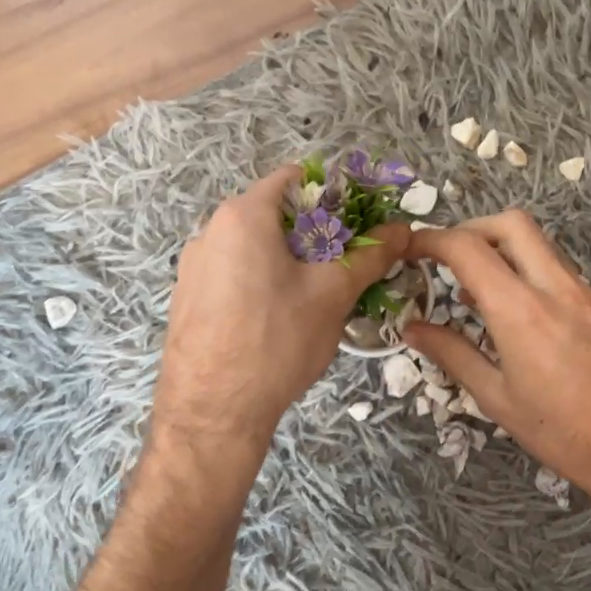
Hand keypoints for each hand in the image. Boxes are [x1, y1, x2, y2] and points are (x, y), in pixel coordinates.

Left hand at [155, 166, 408, 443]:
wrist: (212, 412)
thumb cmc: (277, 342)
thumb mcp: (333, 295)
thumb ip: (369, 255)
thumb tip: (402, 229)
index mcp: (243, 216)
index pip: (294, 178)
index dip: (334, 194)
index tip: (360, 225)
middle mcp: (210, 231)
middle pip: (274, 213)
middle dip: (316, 232)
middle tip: (348, 265)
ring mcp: (193, 267)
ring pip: (254, 247)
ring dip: (291, 260)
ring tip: (319, 297)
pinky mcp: (188, 299)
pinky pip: (234, 274)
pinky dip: (263, 281)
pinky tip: (281, 319)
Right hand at [402, 211, 590, 518]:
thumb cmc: (563, 433)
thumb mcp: (497, 399)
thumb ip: (453, 354)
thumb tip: (413, 329)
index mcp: (521, 310)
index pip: (467, 248)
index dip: (430, 239)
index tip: (409, 248)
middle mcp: (555, 287)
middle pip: (511, 223)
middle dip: (471, 229)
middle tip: (446, 258)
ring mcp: (583, 292)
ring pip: (538, 244)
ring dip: (502, 249)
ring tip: (473, 288)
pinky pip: (556, 269)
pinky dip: (527, 271)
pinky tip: (513, 311)